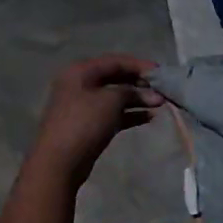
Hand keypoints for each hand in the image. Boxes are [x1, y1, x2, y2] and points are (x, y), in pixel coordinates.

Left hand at [28, 55, 164, 186]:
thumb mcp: (111, 101)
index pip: (114, 62)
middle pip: (115, 78)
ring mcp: (84, 106)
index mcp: (80, 72)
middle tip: (161, 90)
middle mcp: (81, 85)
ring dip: (137, 100)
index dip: (139, 65)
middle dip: (139, 84)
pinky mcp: (89, 125)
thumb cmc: (84, 123)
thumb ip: (133, 93)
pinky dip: (130, 114)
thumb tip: (153, 96)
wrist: (60, 160)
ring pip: (115, 98)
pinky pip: (113, 114)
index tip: (161, 73)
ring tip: (160, 105)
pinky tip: (149, 117)